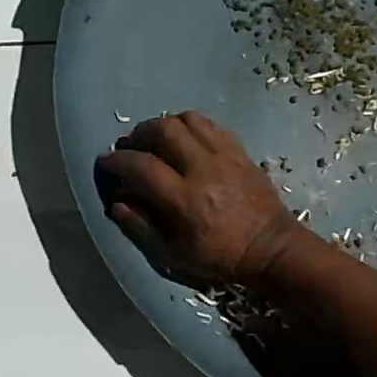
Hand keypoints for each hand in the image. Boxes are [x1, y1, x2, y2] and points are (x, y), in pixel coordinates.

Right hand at [96, 111, 305, 287]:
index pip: (142, 166)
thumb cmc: (219, 257)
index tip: (107, 162)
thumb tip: (116, 202)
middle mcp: (203, 169)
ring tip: (156, 139)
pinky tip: (184, 139)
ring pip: (187, 120)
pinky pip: (210, 124)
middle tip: (130, 146)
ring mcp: (224, 156)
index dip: (118, 160)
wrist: (269, 248)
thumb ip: (141, 227)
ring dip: (164, 124)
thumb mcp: (173, 255)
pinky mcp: (240, 151)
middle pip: (163, 130)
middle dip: (139, 134)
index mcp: (185, 199)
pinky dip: (190, 126)